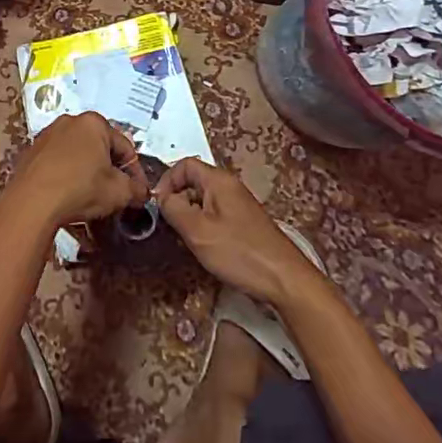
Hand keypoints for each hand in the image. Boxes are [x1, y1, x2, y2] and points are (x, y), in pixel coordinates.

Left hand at [5, 112, 148, 225]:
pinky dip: (67, 176)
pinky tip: (69, 196)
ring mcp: (47, 136)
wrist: (30, 204)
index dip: (136, 172)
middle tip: (116, 194)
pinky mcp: (30, 153)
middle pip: (100, 148)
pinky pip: (58, 163)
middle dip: (110, 170)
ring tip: (92, 198)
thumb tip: (142, 193)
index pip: (125, 147)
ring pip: (77, 155)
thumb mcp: (118, 192)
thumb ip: (136, 190)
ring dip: (88, 173)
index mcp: (94, 122)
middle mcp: (70, 121)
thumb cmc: (80, 189)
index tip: (139, 192)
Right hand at [154, 159, 323, 306]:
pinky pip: (215, 214)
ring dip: (190, 215)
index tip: (158, 205)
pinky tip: (204, 247)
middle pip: (193, 181)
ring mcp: (238, 204)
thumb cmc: (239, 252)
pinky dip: (203, 225)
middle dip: (177, 200)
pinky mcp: (244, 222)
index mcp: (218, 180)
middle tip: (170, 226)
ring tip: (186, 239)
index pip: (184, 165)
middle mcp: (229, 186)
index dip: (167, 181)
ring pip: (203, 200)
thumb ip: (174, 209)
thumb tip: (162, 197)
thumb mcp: (198, 230)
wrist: (283, 278)